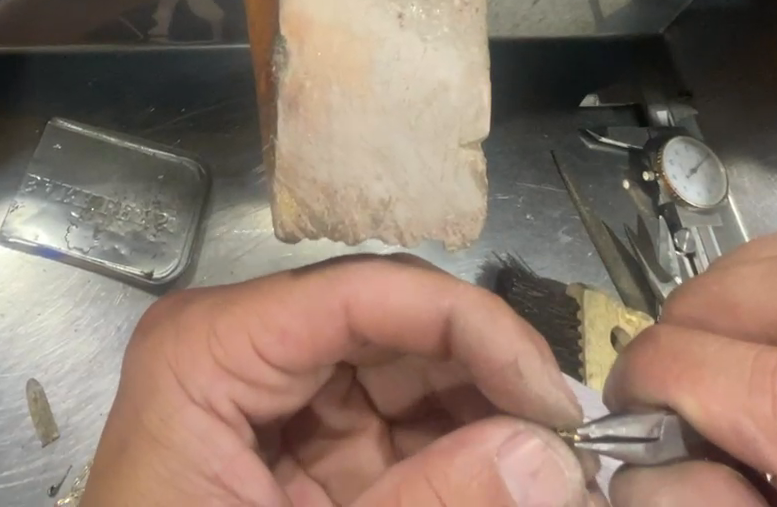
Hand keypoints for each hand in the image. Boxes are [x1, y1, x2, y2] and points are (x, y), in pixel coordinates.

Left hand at [83, 255, 594, 506]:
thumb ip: (431, 503)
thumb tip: (553, 459)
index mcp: (210, 343)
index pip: (358, 290)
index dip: (467, 323)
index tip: (550, 390)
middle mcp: (241, 339)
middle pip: (385, 318)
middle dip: (481, 369)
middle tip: (565, 433)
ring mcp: (269, 382)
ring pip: (397, 364)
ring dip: (475, 406)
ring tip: (548, 456)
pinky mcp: (294, 428)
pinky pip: (385, 415)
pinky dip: (446, 441)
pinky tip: (500, 467)